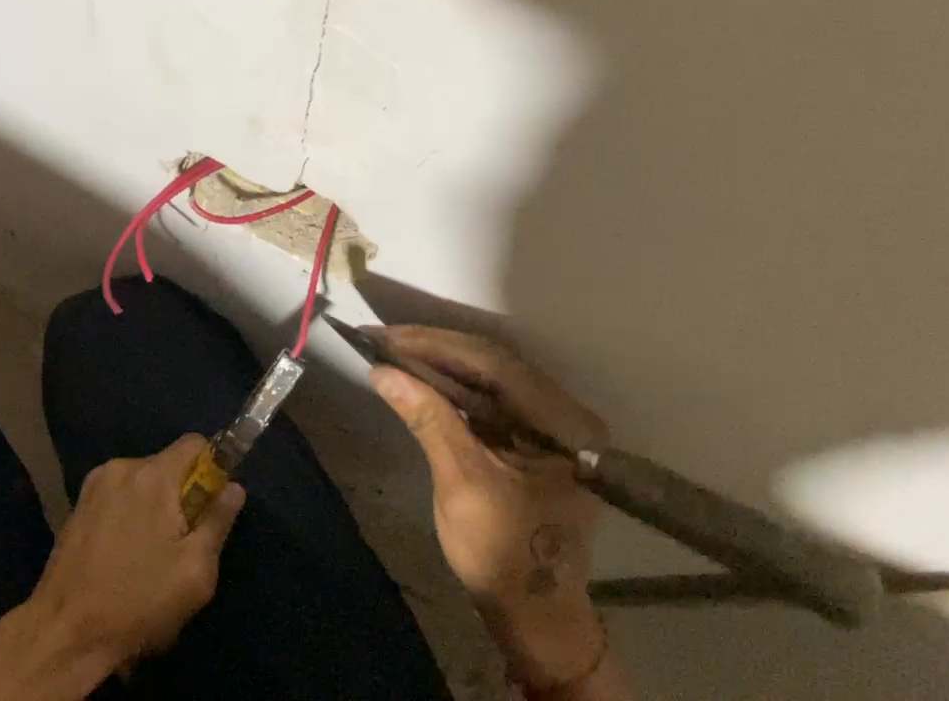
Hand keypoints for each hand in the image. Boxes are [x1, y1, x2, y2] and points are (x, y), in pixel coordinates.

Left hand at [30, 434, 246, 667]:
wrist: (66, 632)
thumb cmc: (138, 602)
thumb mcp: (195, 571)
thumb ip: (218, 521)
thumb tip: (233, 488)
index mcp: (152, 476)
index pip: (195, 443)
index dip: (212, 468)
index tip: (211, 506)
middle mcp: (121, 468)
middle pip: (167, 465)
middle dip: (181, 496)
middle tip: (183, 544)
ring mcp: (94, 485)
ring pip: (142, 483)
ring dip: (154, 508)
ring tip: (150, 557)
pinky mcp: (77, 505)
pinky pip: (118, 497)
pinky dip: (129, 516)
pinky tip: (123, 557)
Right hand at [368, 325, 610, 691]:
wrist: (533, 610)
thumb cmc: (503, 555)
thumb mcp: (463, 486)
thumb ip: (430, 421)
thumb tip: (384, 371)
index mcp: (565, 426)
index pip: (497, 366)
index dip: (438, 345)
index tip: (387, 337)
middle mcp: (567, 415)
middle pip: (495, 364)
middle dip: (435, 348)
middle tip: (382, 339)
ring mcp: (551, 423)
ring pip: (490, 376)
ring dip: (440, 362)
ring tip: (392, 350)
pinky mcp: (533, 434)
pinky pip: (490, 396)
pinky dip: (452, 385)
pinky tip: (419, 376)